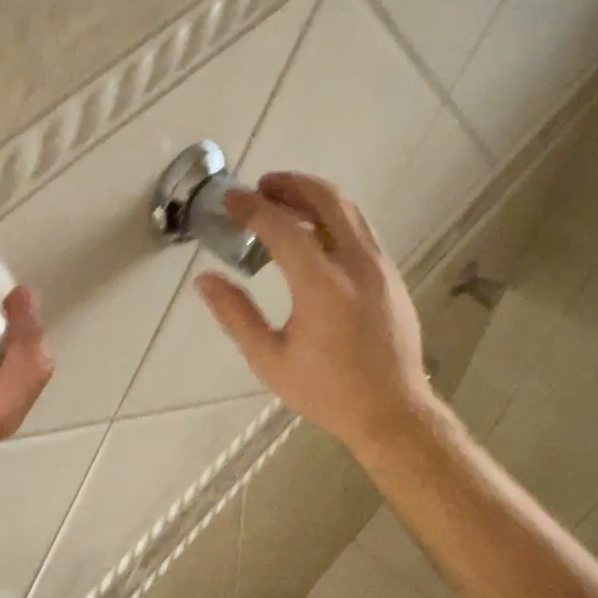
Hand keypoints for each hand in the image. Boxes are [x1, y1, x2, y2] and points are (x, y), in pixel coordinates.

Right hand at [196, 172, 433, 451]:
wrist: (392, 412)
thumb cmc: (327, 392)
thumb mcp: (270, 361)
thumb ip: (236, 316)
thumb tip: (205, 280)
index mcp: (322, 285)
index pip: (282, 227)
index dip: (252, 208)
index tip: (230, 200)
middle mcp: (356, 265)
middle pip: (326, 200)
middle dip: (291, 185)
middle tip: (262, 187)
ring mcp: (380, 268)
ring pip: (349, 212)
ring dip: (315, 198)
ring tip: (285, 204)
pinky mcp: (392, 278)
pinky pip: (361, 232)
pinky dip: (335, 220)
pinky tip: (315, 239)